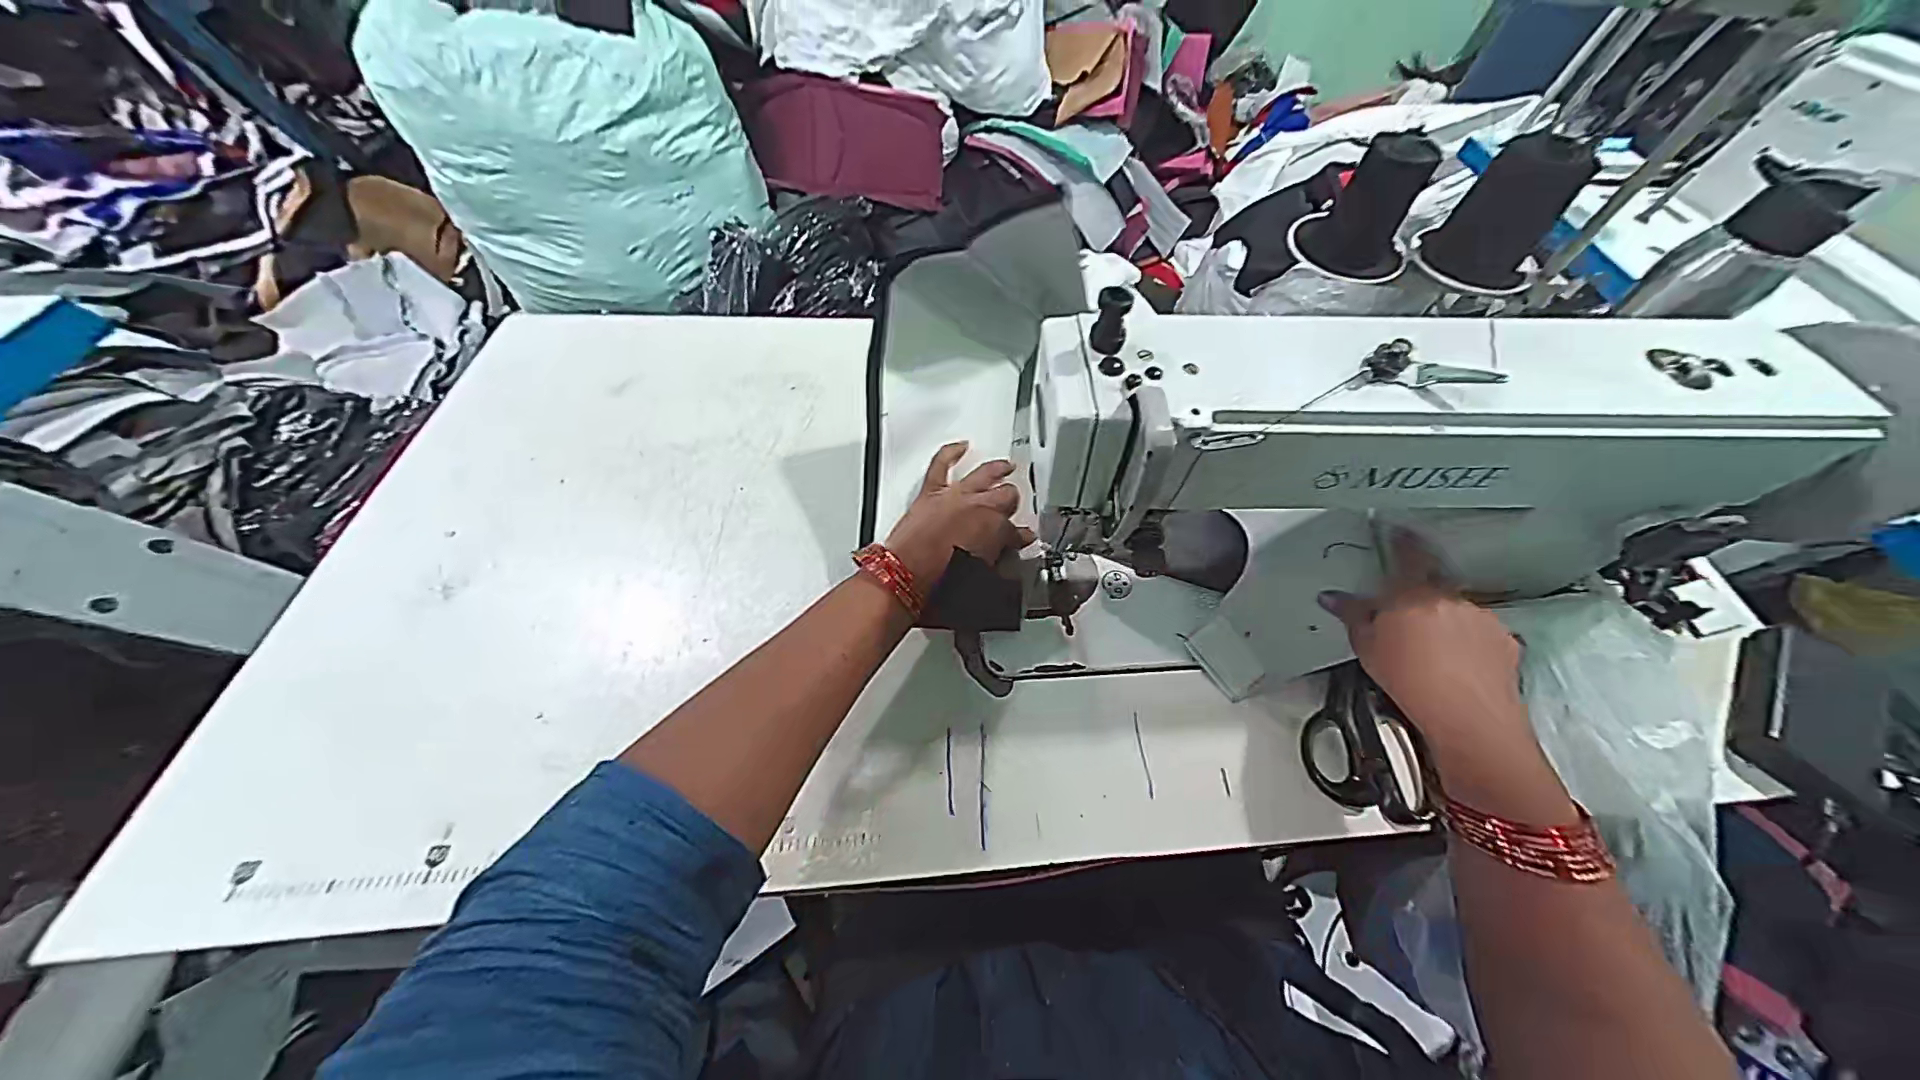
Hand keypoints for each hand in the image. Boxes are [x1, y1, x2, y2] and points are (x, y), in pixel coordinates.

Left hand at [885, 442, 1034, 588]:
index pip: (1016, 530)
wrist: (906, 578)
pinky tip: (960, 447)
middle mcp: (979, 506)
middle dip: (1012, 502)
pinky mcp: (932, 492)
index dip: (1018, 537)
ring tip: (1006, 467)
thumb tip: (1004, 558)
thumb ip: (999, 561)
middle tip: (1012, 507)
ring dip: (999, 469)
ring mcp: (956, 496)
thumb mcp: (982, 577)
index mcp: (996, 528)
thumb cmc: (940, 582)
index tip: (1018, 541)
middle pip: (1007, 495)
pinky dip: (951, 452)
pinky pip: (942, 464)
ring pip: (985, 473)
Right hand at [1316, 532, 1529, 762]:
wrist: (1468, 716)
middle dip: (1416, 597)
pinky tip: (1453, 662)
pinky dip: (1466, 640)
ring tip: (1427, 650)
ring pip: (1454, 609)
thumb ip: (1352, 615)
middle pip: (1431, 585)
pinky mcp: (1504, 640)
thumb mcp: (1366, 647)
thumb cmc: (1409, 680)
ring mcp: (1481, 618)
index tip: (1398, 531)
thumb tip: (1334, 598)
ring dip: (1441, 621)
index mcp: (1413, 593)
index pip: (1408, 555)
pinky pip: (1478, 631)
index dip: (1402, 541)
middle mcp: (1450, 598)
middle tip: (1401, 619)